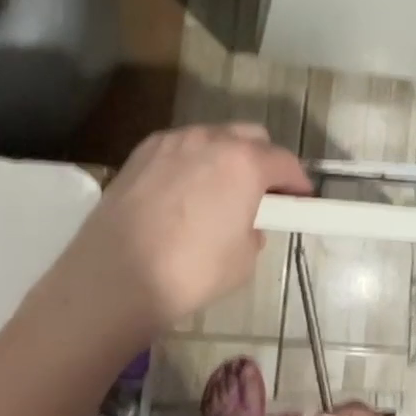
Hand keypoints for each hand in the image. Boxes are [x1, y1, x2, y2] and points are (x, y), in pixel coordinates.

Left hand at [42, 124, 310, 338]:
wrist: (114, 278)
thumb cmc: (190, 272)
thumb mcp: (243, 260)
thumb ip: (254, 231)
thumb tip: (246, 224)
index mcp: (245, 163)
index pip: (285, 162)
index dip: (298, 182)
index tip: (301, 199)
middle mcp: (210, 141)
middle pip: (251, 137)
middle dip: (263, 160)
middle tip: (263, 193)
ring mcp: (171, 142)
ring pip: (212, 138)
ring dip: (225, 157)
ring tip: (219, 191)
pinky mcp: (140, 154)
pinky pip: (179, 148)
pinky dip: (191, 162)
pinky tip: (183, 192)